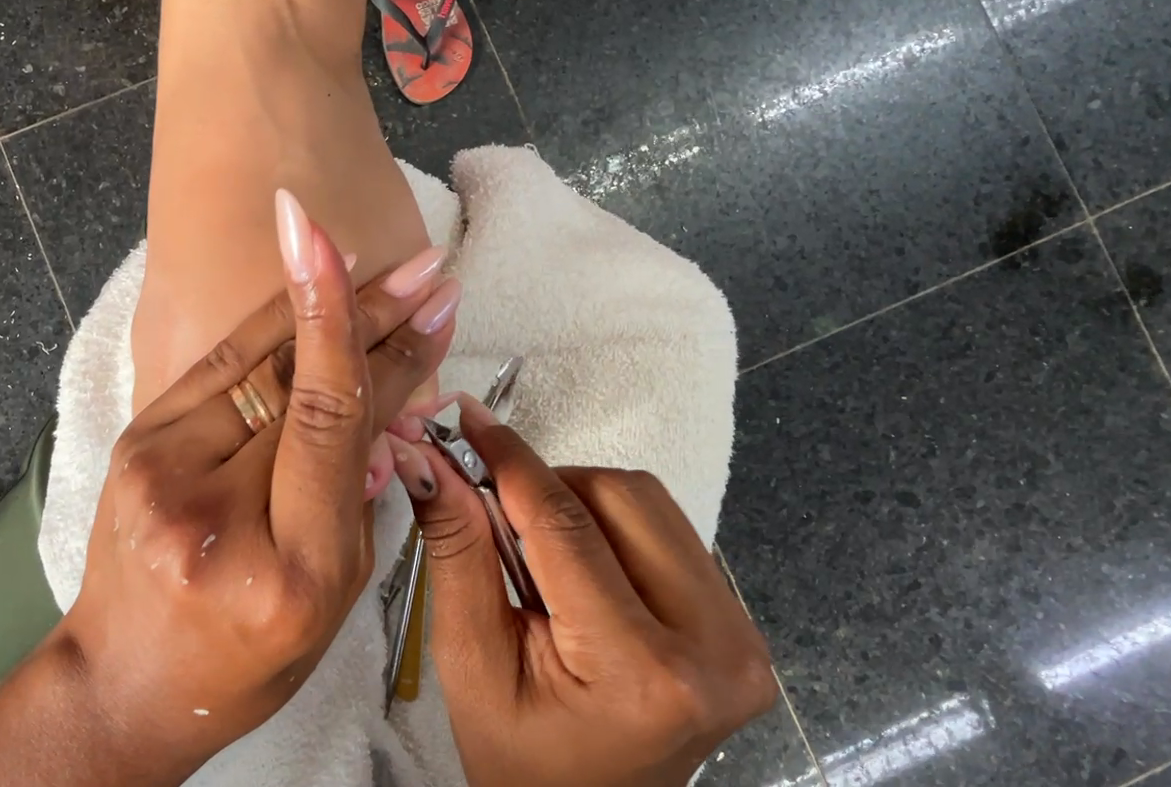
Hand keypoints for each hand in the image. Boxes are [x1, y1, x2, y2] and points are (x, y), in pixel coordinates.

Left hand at [61, 190, 461, 778]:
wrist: (126, 676)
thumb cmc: (250, 653)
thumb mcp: (336, 588)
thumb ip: (361, 485)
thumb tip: (394, 377)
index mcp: (287, 566)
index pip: (330, 424)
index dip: (373, 342)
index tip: (421, 288)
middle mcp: (211, 509)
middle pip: (296, 381)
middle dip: (365, 313)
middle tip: (421, 270)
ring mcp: (157, 467)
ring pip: (253, 358)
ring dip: (317, 304)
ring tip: (371, 266)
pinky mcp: (134, 438)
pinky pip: (216, 366)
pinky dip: (267, 326)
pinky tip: (302, 291)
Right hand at [395, 398, 776, 786]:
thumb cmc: (518, 753)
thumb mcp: (469, 658)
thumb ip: (455, 550)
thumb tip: (425, 456)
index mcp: (641, 671)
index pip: (564, 526)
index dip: (508, 460)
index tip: (464, 417)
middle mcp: (717, 647)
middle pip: (616, 497)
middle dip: (545, 489)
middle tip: (498, 520)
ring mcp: (745, 638)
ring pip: (645, 502)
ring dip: (579, 504)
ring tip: (542, 556)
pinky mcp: (746, 627)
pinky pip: (666, 529)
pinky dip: (611, 527)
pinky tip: (582, 571)